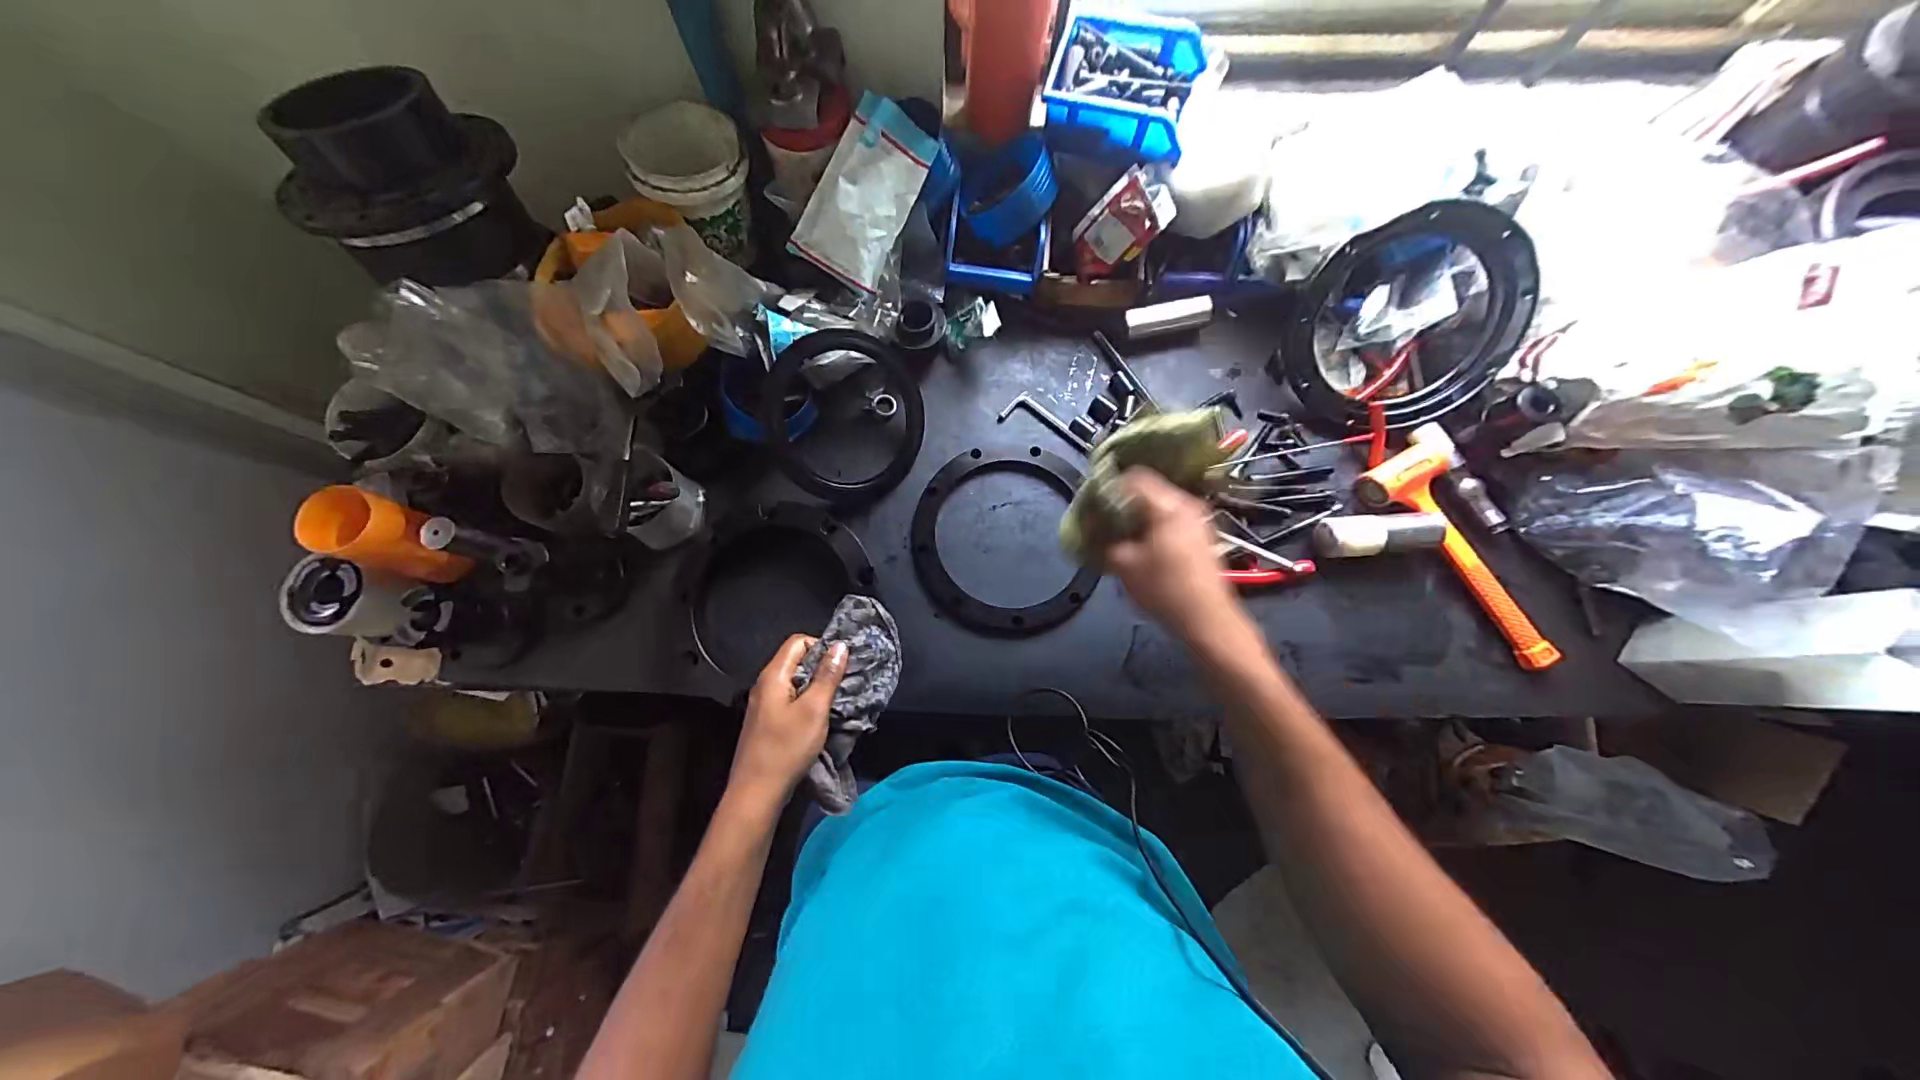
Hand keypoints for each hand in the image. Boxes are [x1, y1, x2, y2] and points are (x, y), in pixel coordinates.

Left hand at [729, 634, 846, 804]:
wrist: (756, 791)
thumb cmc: (787, 747)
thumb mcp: (814, 709)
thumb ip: (827, 676)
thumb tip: (840, 646)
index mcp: (773, 676)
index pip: (798, 641)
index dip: (821, 647)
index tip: (840, 666)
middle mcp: (764, 685)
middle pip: (796, 660)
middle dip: (822, 667)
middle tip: (843, 683)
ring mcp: (763, 704)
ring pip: (794, 682)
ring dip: (816, 687)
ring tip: (835, 701)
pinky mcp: (766, 721)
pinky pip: (789, 699)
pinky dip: (806, 702)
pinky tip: (819, 718)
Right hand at [1103, 467, 1241, 643]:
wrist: (1207, 619)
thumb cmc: (1165, 589)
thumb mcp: (1123, 565)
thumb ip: (1104, 539)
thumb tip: (1093, 528)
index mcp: (1169, 505)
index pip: (1134, 478)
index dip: (1109, 487)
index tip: (1094, 504)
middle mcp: (1187, 505)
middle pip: (1147, 491)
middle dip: (1122, 505)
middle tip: (1102, 522)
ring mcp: (1198, 521)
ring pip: (1159, 507)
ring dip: (1137, 518)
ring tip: (1119, 538)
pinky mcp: (1201, 537)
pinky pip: (1170, 521)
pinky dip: (1152, 528)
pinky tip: (1140, 549)